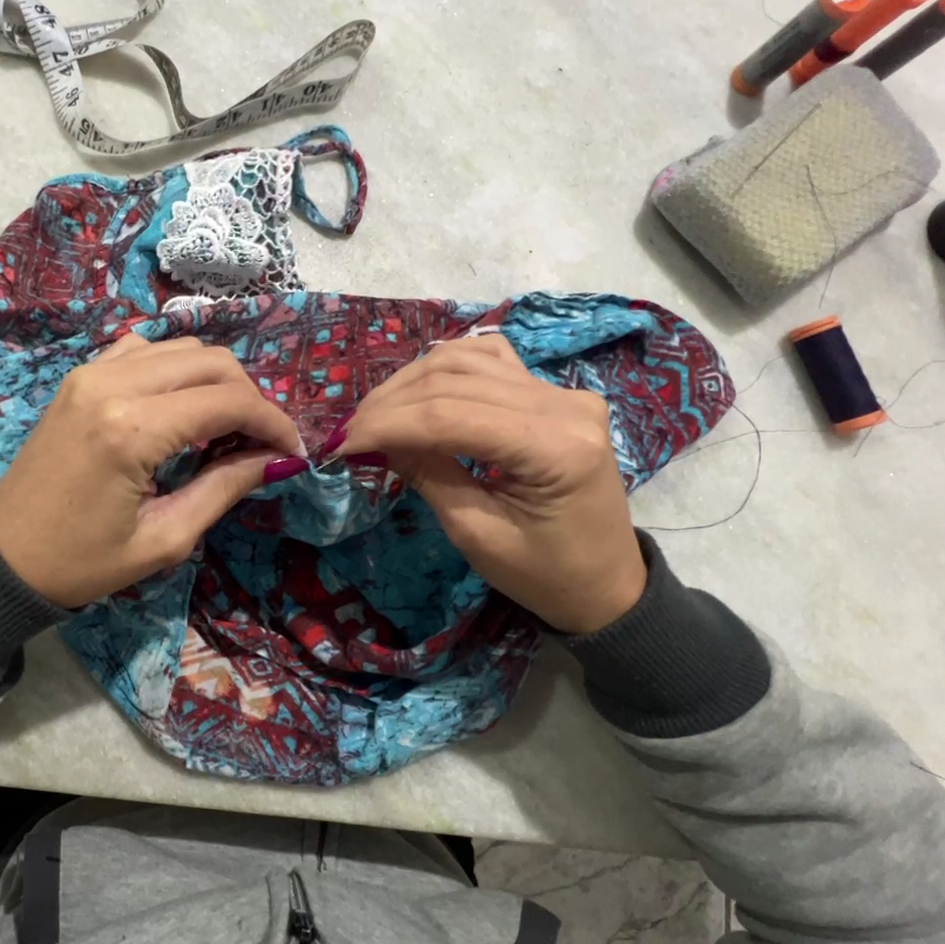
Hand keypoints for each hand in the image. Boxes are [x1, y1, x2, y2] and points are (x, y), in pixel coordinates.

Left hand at [0, 334, 302, 607]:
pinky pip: (143, 351)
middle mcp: (111, 384)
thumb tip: (276, 459)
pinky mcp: (79, 377)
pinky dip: (176, 369)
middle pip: (210, 362)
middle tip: (262, 442)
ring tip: (227, 429)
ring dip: (215, 380)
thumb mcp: (164, 539)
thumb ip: (223, 488)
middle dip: (249, 398)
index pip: (227, 401)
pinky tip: (182, 407)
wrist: (4, 558)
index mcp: (132, 429)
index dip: (271, 422)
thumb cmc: (82, 562)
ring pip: (180, 348)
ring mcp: (90, 373)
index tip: (293, 450)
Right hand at [333, 335, 645, 633]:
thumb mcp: (476, 533)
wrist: (605, 584)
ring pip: (467, 359)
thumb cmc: (543, 575)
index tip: (339, 445)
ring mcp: (564, 393)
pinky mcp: (555, 394)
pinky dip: (444, 370)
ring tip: (373, 416)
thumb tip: (371, 440)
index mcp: (555, 448)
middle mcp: (565, 404)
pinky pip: (490, 361)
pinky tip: (415, 393)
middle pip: (455, 379)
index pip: (450, 415)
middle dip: (390, 404)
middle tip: (346, 434)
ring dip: (410, 383)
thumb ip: (427, 474)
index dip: (387, 424)